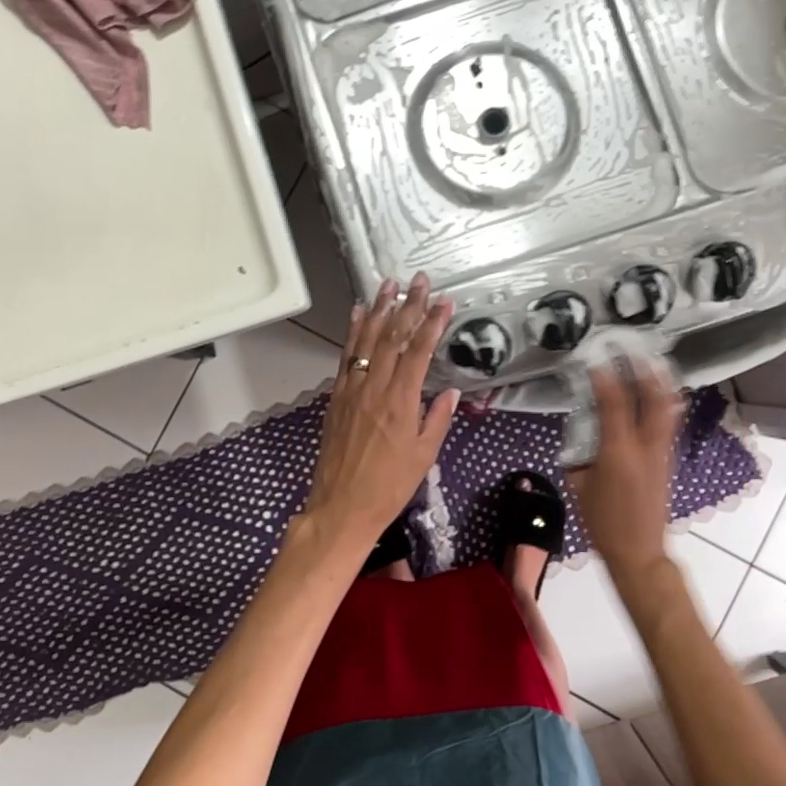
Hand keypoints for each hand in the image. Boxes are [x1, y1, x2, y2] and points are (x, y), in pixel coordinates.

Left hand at [303, 273, 460, 550]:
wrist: (341, 506)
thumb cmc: (389, 487)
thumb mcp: (423, 456)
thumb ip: (436, 419)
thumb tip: (448, 392)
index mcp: (401, 402)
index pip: (419, 352)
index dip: (432, 323)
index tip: (444, 302)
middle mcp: (374, 388)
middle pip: (393, 337)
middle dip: (408, 305)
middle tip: (419, 280)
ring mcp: (352, 389)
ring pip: (367, 340)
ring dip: (379, 310)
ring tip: (389, 284)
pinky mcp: (336, 397)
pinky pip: (345, 356)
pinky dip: (353, 332)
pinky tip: (359, 313)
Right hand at [569, 353, 682, 573]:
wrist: (638, 552)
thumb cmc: (602, 522)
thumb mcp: (578, 486)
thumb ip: (580, 455)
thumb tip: (583, 437)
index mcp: (617, 452)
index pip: (612, 403)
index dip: (604, 377)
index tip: (595, 359)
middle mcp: (644, 446)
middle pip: (652, 398)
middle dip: (643, 370)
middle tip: (633, 349)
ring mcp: (661, 452)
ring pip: (667, 408)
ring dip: (660, 382)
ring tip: (653, 361)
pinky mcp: (668, 460)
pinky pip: (669, 422)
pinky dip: (665, 401)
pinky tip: (662, 391)